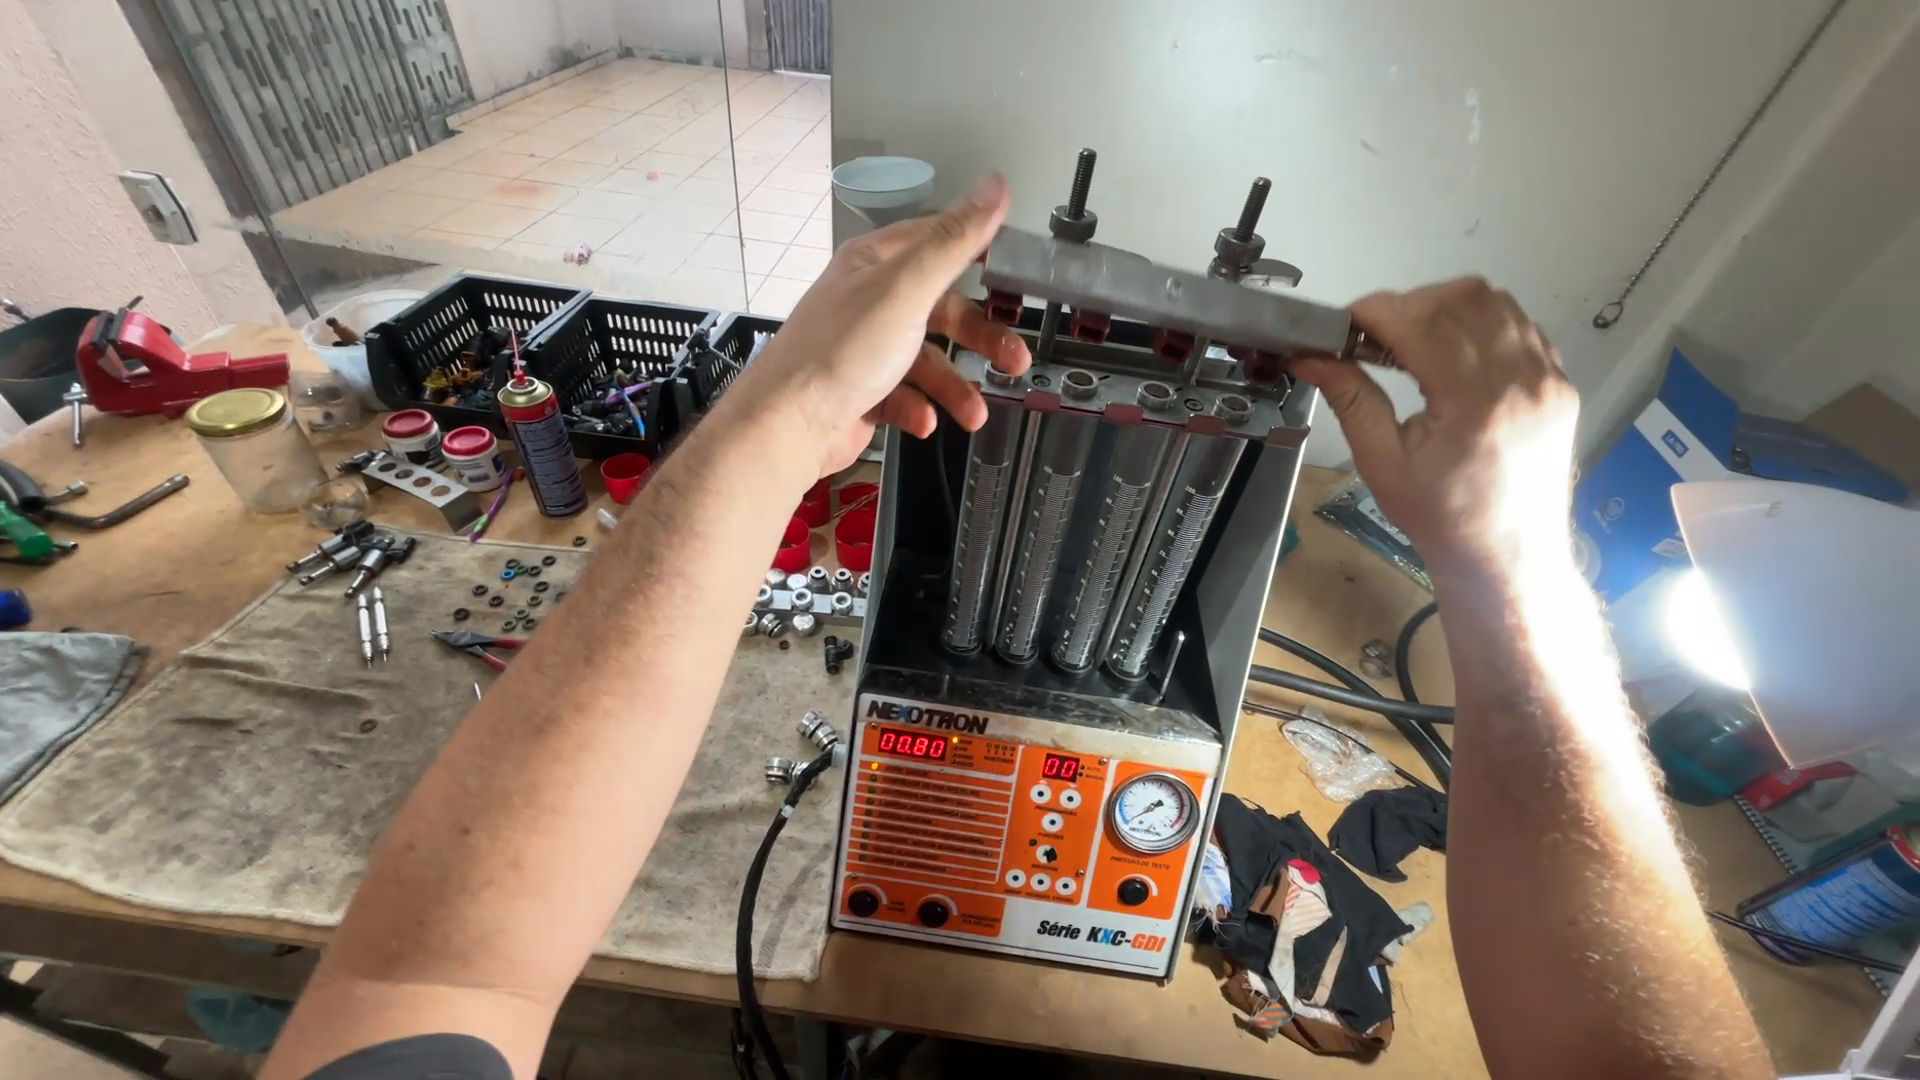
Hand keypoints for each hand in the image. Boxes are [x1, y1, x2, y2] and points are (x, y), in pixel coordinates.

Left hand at [723, 174, 1031, 475]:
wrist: (789, 426)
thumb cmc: (838, 353)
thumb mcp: (906, 290)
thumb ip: (953, 242)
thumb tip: (992, 187)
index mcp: (875, 265)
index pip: (936, 244)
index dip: (978, 254)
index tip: (1014, 271)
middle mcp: (870, 302)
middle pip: (942, 312)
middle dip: (980, 338)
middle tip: (1012, 358)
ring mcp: (866, 350)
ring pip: (928, 363)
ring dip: (955, 389)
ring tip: (973, 413)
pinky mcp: (864, 391)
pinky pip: (906, 397)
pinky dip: (920, 409)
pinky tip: (923, 420)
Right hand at [1288, 279, 1578, 577]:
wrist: (1506, 552)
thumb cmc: (1437, 515)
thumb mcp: (1381, 462)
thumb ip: (1351, 400)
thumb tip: (1311, 357)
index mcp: (1475, 402)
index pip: (1422, 322)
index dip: (1374, 312)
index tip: (1341, 327)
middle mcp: (1522, 377)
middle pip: (1462, 299)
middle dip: (1406, 306)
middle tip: (1370, 339)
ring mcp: (1548, 376)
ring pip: (1496, 302)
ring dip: (1443, 308)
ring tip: (1408, 343)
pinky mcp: (1558, 381)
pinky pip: (1519, 326)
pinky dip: (1477, 324)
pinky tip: (1449, 354)